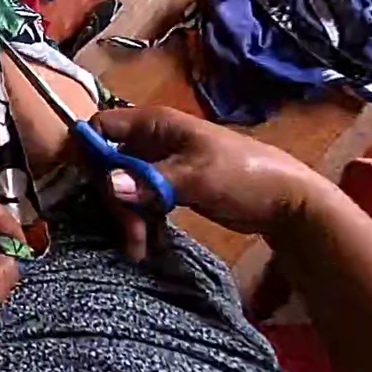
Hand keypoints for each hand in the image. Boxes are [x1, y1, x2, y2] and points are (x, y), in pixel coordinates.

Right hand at [91, 106, 328, 260]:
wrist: (287, 202)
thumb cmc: (243, 176)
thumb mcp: (197, 177)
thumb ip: (151, 180)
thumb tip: (109, 184)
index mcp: (153, 124)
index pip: (102, 126)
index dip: (88, 149)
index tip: (85, 183)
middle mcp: (150, 140)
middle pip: (110, 163)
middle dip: (113, 198)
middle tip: (129, 233)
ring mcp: (158, 164)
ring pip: (123, 185)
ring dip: (126, 215)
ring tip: (138, 247)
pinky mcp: (168, 186)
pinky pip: (140, 200)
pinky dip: (141, 220)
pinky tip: (149, 243)